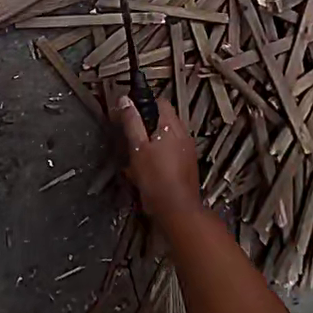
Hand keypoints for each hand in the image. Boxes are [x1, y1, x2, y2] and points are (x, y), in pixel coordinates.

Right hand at [115, 96, 202, 219]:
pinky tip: (146, 170)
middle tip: (129, 139)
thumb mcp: (137, 148)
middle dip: (144, 126)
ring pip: (165, 137)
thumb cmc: (156, 180)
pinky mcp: (186, 165)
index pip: (159, 102)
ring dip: (150, 142)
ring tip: (135, 158)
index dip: (142, 104)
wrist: (177, 211)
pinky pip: (170, 152)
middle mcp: (183, 135)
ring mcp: (187, 151)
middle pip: (162, 119)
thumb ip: (132, 122)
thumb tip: (125, 101)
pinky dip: (157, 156)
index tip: (127, 114)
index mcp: (172, 127)